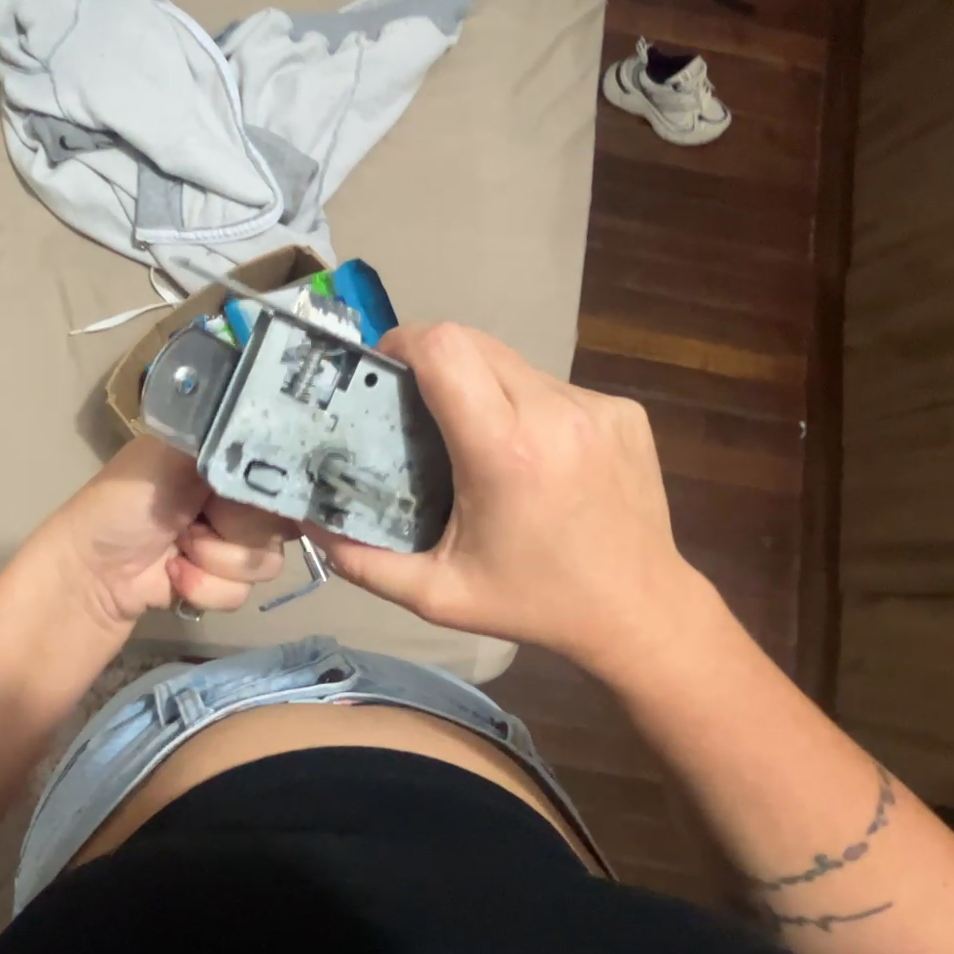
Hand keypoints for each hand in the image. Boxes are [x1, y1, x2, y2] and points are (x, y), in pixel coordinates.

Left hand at [44, 436, 292, 631]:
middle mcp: (235, 496)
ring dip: (216, 562)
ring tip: (178, 550)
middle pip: (282, 520)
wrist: (88, 575)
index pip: (284, 468)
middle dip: (234, 530)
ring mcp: (230, 541)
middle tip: (191, 523)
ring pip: (267, 561)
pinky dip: (205, 588)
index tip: (278, 505)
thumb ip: (226, 446)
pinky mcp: (221, 582)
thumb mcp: (170, 458)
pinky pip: (244, 593)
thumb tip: (274, 440)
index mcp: (224, 456)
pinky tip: (174, 577)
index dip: (287, 489)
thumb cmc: (122, 505)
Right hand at [309, 324, 705, 672]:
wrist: (641, 612)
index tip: (383, 368)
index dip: (403, 342)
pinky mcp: (623, 410)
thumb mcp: (438, 596)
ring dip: (478, 382)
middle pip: (473, 341)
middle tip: (412, 402)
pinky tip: (528, 453)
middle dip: (432, 359)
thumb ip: (365, 563)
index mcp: (504, 450)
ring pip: (513, 361)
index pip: (444, 349)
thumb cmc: (533, 603)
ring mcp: (597, 406)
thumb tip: (312, 527)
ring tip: (468, 434)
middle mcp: (555, 412)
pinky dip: (522, 403)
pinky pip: (551, 384)